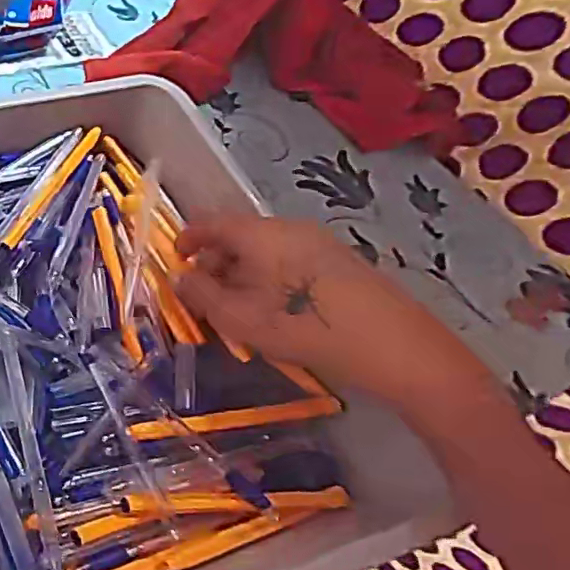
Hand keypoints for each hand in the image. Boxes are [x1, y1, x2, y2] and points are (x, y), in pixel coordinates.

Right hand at [173, 215, 496, 411]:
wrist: (393, 346)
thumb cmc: (302, 327)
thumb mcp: (237, 317)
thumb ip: (199, 293)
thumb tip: (179, 276)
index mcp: (258, 233)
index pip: (210, 223)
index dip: (187, 239)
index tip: (176, 261)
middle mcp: (287, 228)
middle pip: (237, 236)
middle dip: (214, 262)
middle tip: (203, 296)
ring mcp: (317, 242)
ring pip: (263, 249)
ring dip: (240, 273)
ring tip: (237, 309)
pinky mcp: (339, 261)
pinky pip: (287, 259)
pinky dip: (267, 277)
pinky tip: (273, 310)